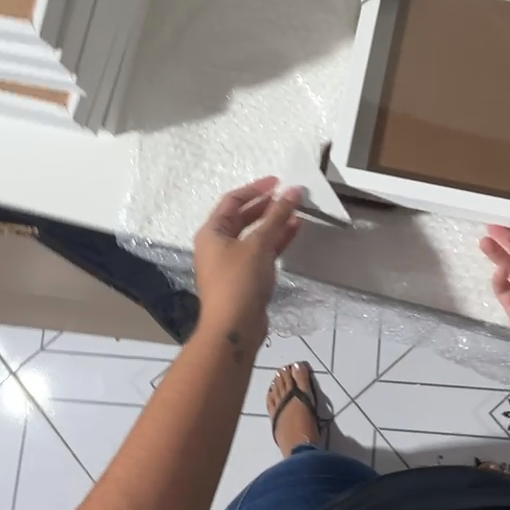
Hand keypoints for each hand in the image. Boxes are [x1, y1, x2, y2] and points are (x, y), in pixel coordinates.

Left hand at [193, 177, 303, 337]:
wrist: (234, 327)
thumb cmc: (239, 281)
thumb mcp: (258, 244)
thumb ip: (277, 216)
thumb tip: (293, 191)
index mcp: (212, 232)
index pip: (233, 201)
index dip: (255, 189)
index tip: (278, 182)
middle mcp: (218, 245)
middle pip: (243, 217)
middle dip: (267, 206)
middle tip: (289, 195)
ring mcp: (232, 263)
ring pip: (255, 235)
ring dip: (274, 223)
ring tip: (297, 211)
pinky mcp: (246, 278)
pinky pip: (262, 252)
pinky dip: (276, 241)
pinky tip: (294, 230)